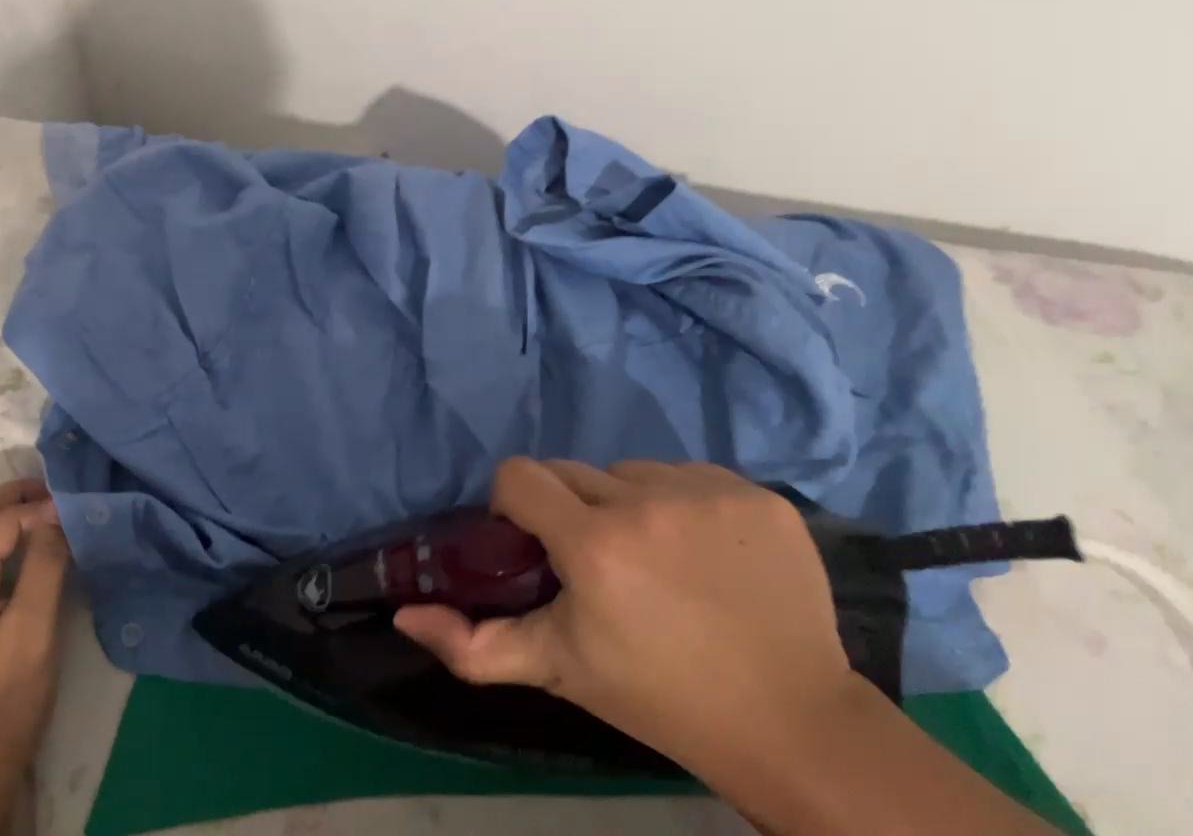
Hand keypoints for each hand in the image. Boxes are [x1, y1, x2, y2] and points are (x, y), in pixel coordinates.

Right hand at [394, 458, 852, 772]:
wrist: (789, 721)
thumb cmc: (656, 696)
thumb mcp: (556, 671)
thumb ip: (470, 644)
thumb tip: (404, 615)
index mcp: (593, 543)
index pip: (519, 476)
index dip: (513, 508)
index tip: (534, 549)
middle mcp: (648, 501)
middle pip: (573, 472)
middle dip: (568, 510)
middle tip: (594, 565)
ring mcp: (711, 493)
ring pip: (632, 472)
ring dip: (626, 504)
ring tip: (653, 559)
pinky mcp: (762, 495)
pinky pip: (690, 477)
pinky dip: (681, 505)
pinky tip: (701, 554)